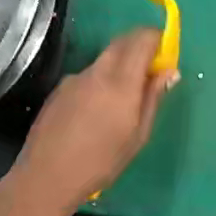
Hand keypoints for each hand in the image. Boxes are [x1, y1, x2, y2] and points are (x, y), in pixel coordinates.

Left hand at [7, 28, 176, 215]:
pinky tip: (96, 112)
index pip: (141, 40)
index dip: (157, 39)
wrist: (47, 176)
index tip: (165, 52)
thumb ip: (153, 98)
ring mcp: (74, 78)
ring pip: (103, 60)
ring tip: (123, 100)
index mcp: (120, 82)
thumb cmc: (101, 162)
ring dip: (119, 65)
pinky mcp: (59, 89)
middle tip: (150, 69)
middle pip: (121, 43)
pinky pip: (87, 76)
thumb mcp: (138, 135)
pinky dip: (100, 81)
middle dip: (139, 46)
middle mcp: (97, 71)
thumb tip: (168, 72)